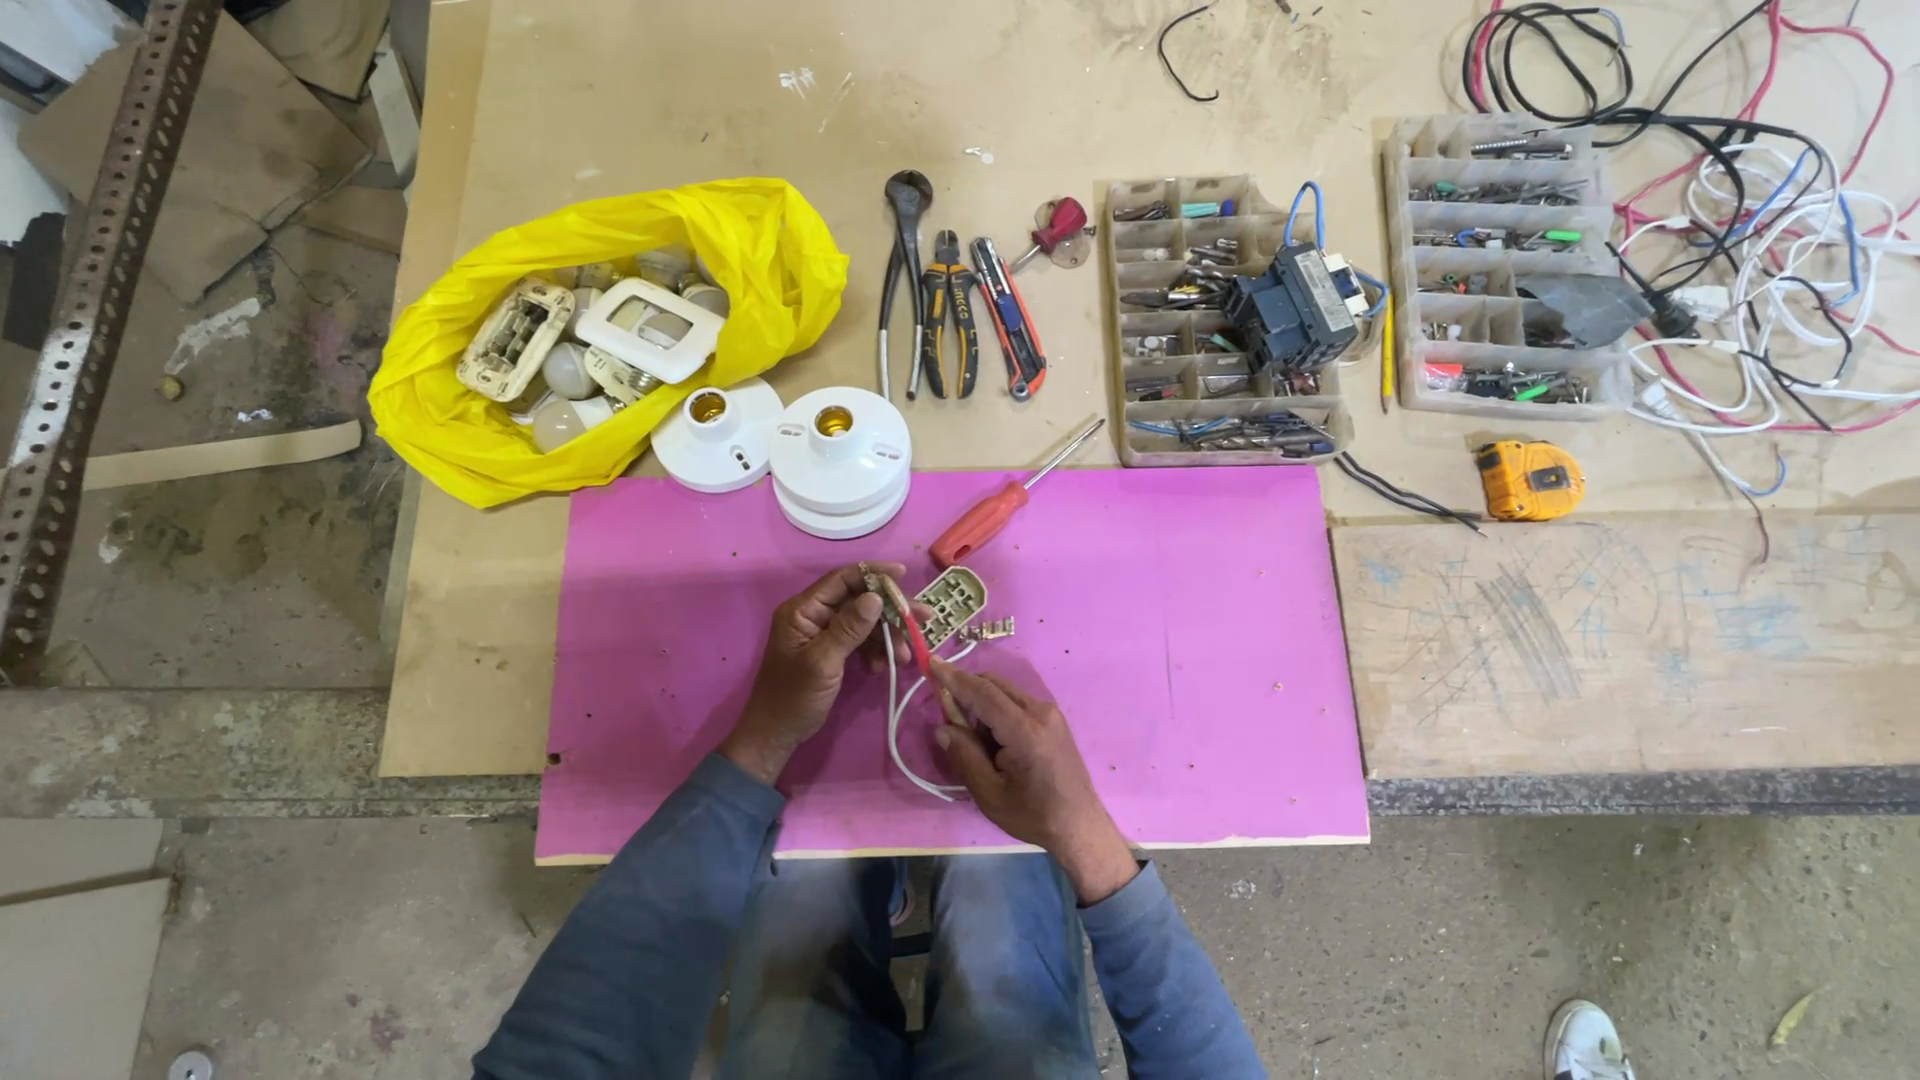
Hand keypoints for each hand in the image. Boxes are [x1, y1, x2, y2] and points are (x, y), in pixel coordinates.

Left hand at [719, 563, 912, 785]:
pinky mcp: (833, 650)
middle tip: (922, 618)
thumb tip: (875, 597)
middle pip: (859, 600)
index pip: (841, 580)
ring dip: (887, 636)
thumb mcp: (822, 662)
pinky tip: (881, 667)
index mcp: (803, 610)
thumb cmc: (793, 697)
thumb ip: (848, 629)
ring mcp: (824, 632)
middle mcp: (813, 614)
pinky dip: (876, 651)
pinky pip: (861, 640)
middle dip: (890, 610)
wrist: (777, 734)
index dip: (873, 574)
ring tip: (904, 656)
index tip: (903, 574)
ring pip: (864, 622)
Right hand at [931, 660, 1138, 904]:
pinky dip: (998, 710)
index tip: (932, 662)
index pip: (983, 693)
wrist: (1079, 825)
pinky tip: (996, 742)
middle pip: (994, 684)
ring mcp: (1051, 713)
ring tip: (978, 742)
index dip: (954, 678)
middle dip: (966, 691)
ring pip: (1005, 691)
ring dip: (983, 703)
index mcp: (1024, 731)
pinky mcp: (1054, 719)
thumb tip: (943, 727)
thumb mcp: (989, 793)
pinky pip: (1017, 701)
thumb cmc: (1033, 815)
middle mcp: (1040, 712)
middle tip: (950, 719)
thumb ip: (965, 755)